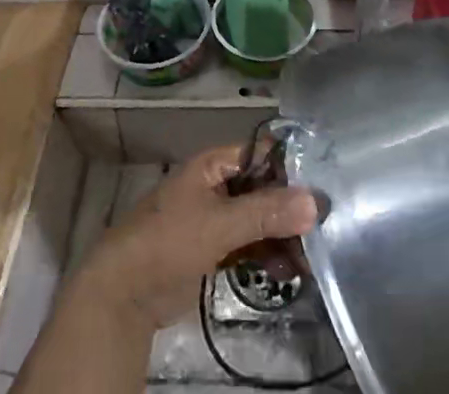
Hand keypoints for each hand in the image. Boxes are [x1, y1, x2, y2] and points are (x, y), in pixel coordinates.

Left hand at [71, 144, 319, 330]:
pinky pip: (251, 243)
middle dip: (291, 210)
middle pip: (265, 189)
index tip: (325, 187)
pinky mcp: (216, 248)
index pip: (263, 154)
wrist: (123, 293)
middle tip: (322, 233)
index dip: (292, 168)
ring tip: (308, 262)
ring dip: (284, 237)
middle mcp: (218, 185)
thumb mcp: (219, 224)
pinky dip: (269, 254)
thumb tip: (315, 203)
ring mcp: (217, 217)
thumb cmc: (168, 241)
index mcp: (214, 165)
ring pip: (260, 219)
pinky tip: (288, 273)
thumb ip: (266, 212)